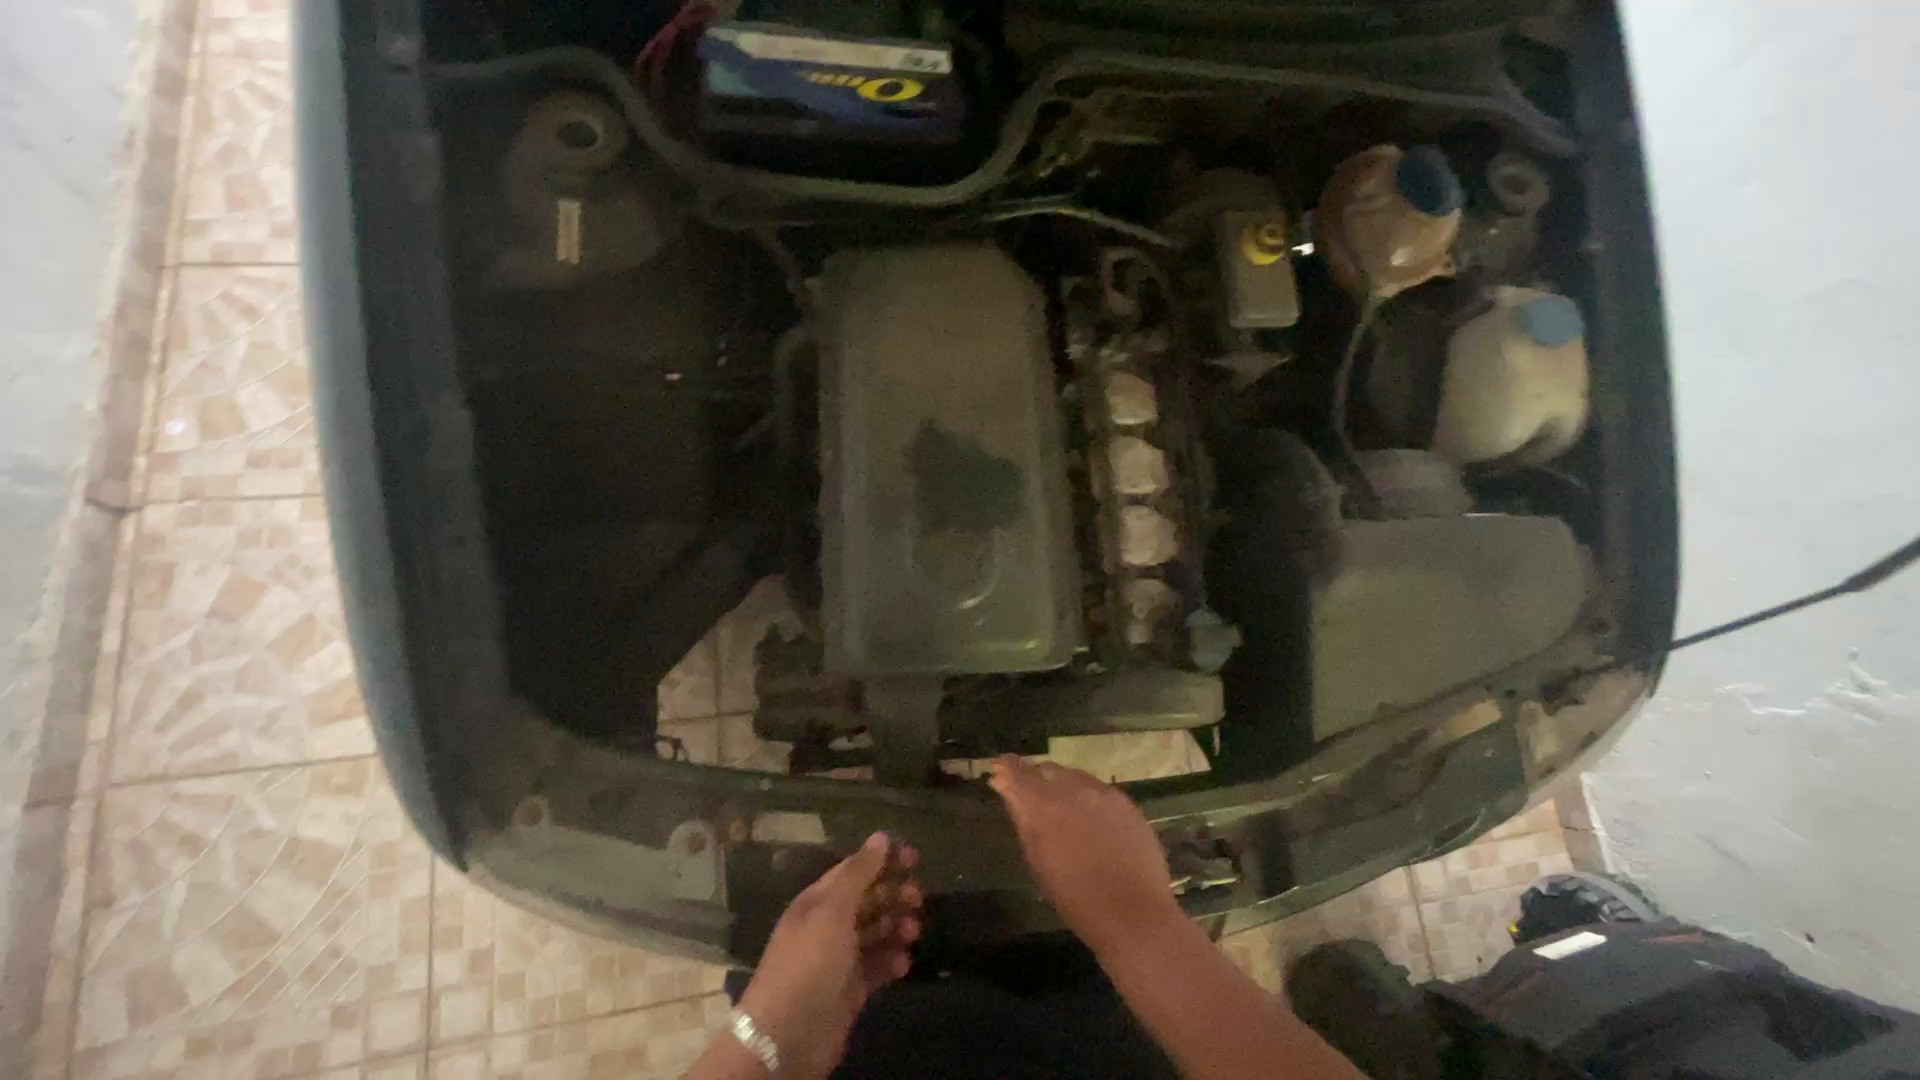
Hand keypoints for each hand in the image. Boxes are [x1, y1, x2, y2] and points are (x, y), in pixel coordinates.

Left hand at [736, 832, 921, 1079]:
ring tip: (913, 932)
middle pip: (868, 900)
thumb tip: (881, 836)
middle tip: (918, 898)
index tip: (914, 858)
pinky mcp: (850, 990)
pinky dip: (891, 961)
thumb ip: (859, 873)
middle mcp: (828, 925)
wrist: (786, 1038)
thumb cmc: (809, 964)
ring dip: (897, 927)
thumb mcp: (833, 911)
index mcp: (818, 901)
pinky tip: (903, 963)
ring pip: (875, 933)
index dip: (883, 860)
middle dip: (894, 894)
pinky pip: (876, 967)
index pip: (855, 870)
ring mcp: (839, 959)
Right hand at [989, 755, 1182, 954]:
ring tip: (1062, 809)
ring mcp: (1102, 792)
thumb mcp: (1037, 862)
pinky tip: (1090, 818)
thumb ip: (1023, 821)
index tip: (998, 768)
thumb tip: (1009, 792)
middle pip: (1046, 770)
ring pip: (1073, 776)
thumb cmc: (1074, 897)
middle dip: (1035, 778)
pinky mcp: (1125, 801)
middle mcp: (1071, 789)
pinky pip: (1097, 789)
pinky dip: (1086, 796)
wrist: (1131, 912)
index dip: (1006, 767)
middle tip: (1031, 795)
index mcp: (1042, 805)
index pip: (1016, 772)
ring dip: (1062, 785)